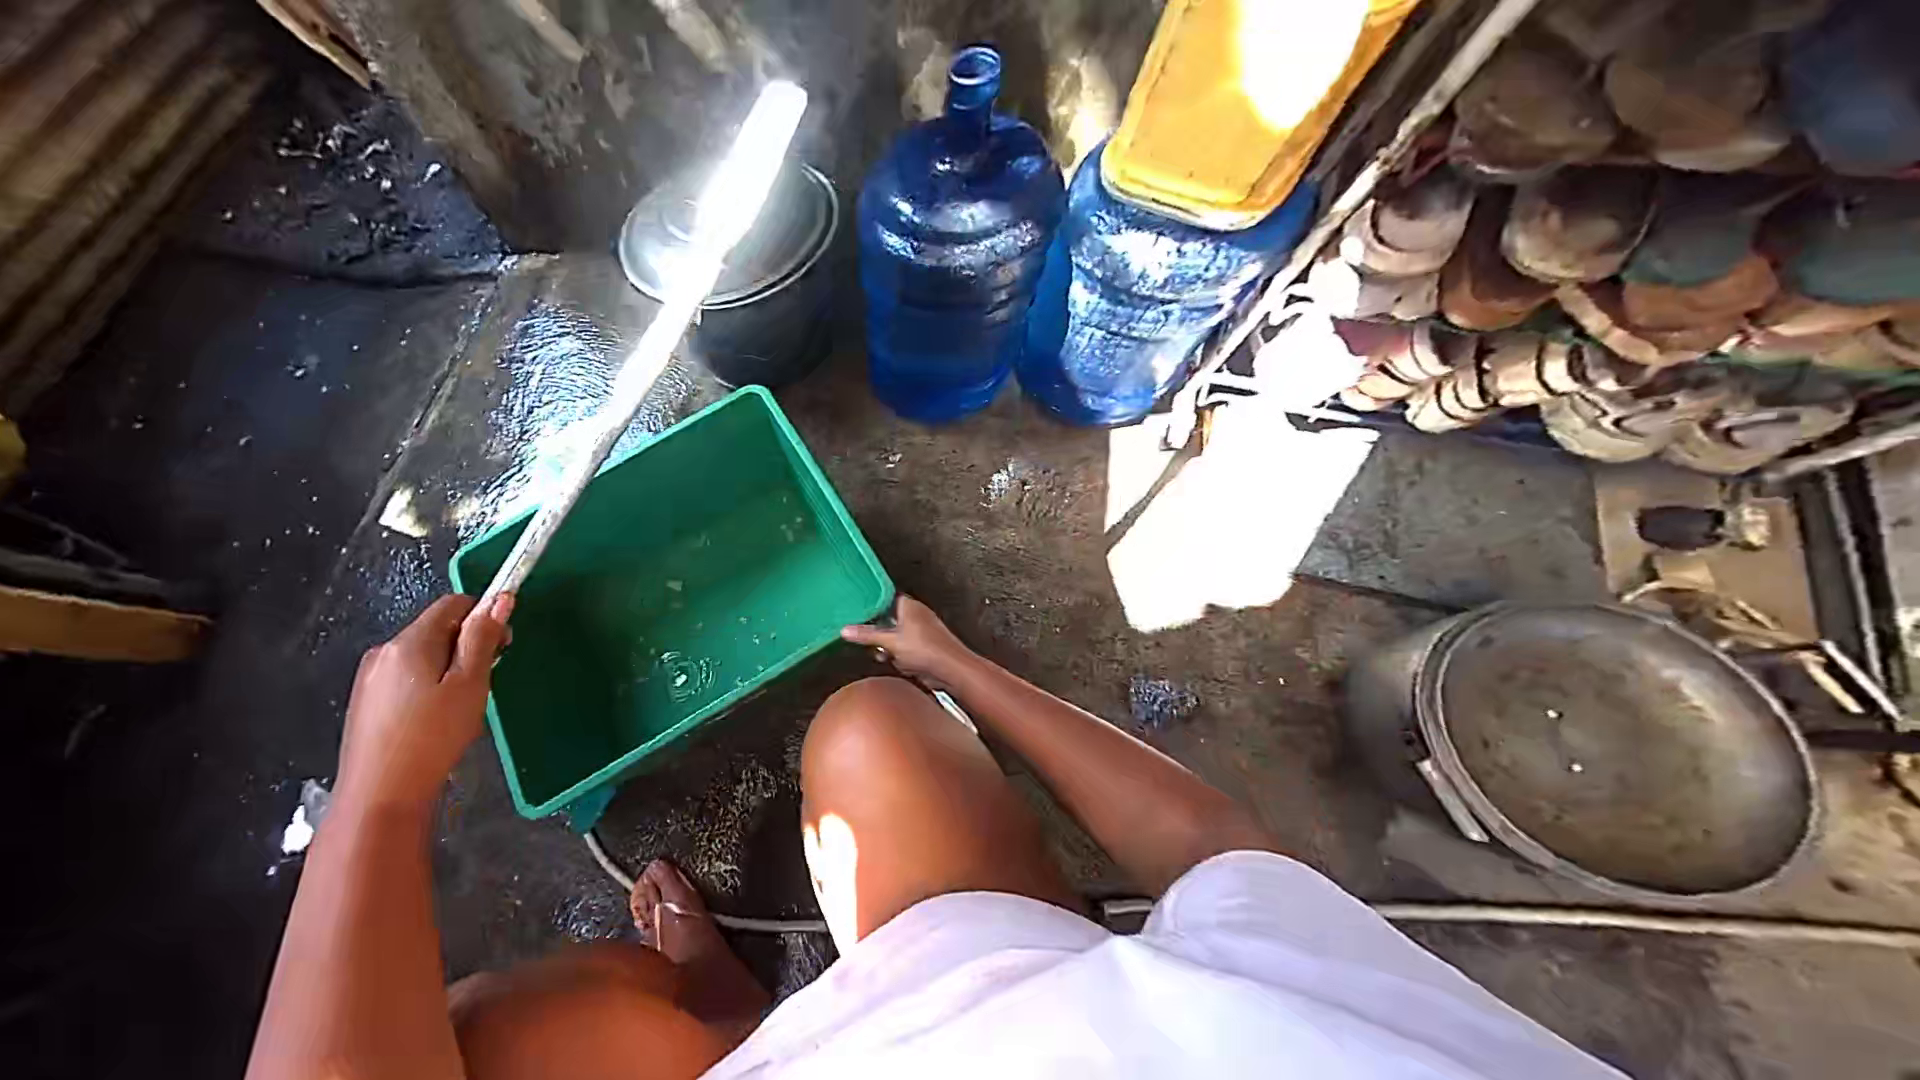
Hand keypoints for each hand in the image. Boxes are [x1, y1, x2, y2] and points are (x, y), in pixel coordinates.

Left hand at [335, 593, 513, 813]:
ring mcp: (370, 677)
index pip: (452, 604)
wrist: (380, 794)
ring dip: (451, 666)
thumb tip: (500, 598)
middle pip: (437, 628)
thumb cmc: (433, 735)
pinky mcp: (367, 701)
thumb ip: (483, 638)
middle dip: (468, 645)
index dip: (484, 615)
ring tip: (462, 704)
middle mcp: (383, 651)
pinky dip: (431, 685)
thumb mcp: (470, 683)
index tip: (502, 646)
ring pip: (425, 654)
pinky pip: (409, 676)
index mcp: (409, 642)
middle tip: (485, 681)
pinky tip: (437, 717)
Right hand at [840, 594, 974, 686]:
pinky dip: (900, 657)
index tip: (860, 615)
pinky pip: (905, 650)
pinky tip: (900, 664)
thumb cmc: (927, 649)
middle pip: (889, 620)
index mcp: (909, 606)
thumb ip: (867, 635)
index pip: (886, 599)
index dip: (873, 607)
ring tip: (888, 655)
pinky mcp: (925, 647)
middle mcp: (916, 615)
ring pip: (896, 637)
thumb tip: (847, 630)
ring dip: (890, 648)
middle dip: (880, 634)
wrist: (951, 670)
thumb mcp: (890, 642)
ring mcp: (922, 631)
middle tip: (874, 642)